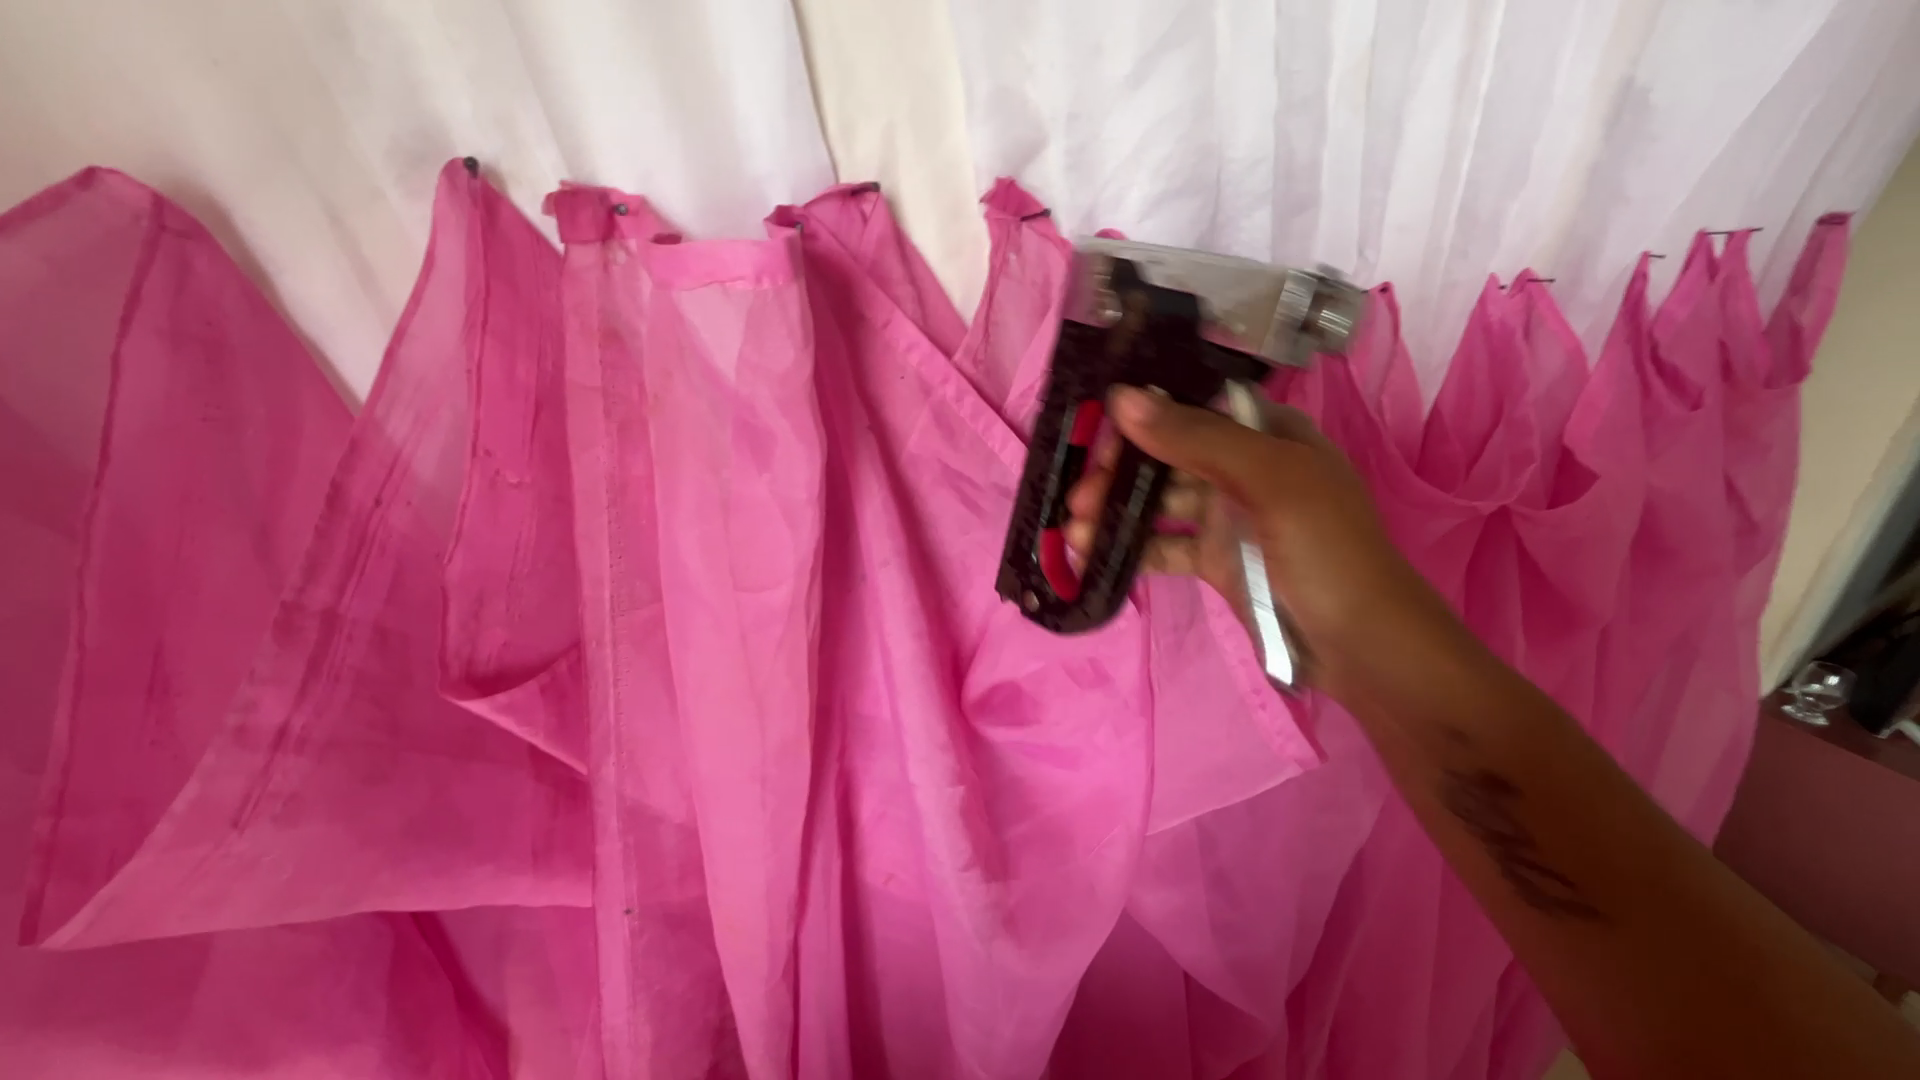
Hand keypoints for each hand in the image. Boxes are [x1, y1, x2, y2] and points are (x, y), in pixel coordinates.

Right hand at [1064, 385, 1451, 697]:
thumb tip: (1123, 397)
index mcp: (1267, 435)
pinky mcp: (1215, 560)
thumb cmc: (1324, 549)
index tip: (1096, 430)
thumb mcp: (1268, 481)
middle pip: (1168, 456)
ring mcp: (1228, 517)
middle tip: (1078, 496)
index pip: (1193, 409)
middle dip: (1119, 472)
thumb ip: (1196, 438)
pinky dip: (1129, 549)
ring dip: (1115, 512)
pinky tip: (1092, 554)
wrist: (1360, 645)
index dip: (1143, 416)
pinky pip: (1164, 546)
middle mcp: (1244, 469)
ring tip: (1074, 531)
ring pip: (1160, 504)